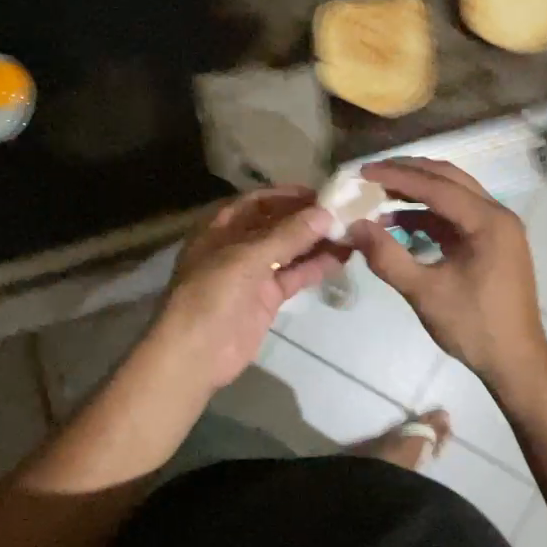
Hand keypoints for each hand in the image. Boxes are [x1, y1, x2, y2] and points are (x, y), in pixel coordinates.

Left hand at [152, 186, 342, 392]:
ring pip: (288, 251)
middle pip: (276, 224)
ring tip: (351, 231)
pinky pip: (294, 276)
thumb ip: (287, 235)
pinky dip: (315, 267)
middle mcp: (236, 245)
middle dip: (306, 218)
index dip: (287, 196)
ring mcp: (252, 273)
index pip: (258, 201)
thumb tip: (325, 213)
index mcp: (220, 227)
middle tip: (344, 212)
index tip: (322, 193)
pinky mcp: (267, 298)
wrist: (195, 353)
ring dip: (316, 242)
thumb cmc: (210, 295)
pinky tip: (342, 258)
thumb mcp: (246, 257)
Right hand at [349, 158, 546, 385]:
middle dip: (408, 174)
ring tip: (379, 197)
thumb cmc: (473, 326)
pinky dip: (428, 217)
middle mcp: (498, 216)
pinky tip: (399, 225)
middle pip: (449, 180)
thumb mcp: (425, 292)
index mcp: (488, 222)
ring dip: (417, 195)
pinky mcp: (491, 245)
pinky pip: (456, 219)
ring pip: (453, 197)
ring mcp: (498, 230)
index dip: (397, 176)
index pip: (436, 186)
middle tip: (371, 174)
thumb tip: (353, 227)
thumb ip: (387, 257)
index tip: (362, 172)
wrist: (515, 362)